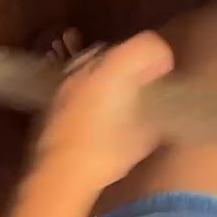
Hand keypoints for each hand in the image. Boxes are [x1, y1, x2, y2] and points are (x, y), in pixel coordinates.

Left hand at [28, 31, 174, 190]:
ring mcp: (67, 79)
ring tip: (116, 102)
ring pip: (96, 65)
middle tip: (142, 91)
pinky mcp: (52, 96)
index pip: (148, 43)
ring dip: (110, 77)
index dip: (161, 58)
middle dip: (134, 67)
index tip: (163, 77)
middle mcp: (90, 65)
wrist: (60, 173)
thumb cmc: (106, 154)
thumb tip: (164, 111)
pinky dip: (89, 90)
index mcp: (116, 68)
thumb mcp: (145, 137)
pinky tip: (93, 115)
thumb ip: (158, 115)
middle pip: (120, 51)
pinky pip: (78, 82)